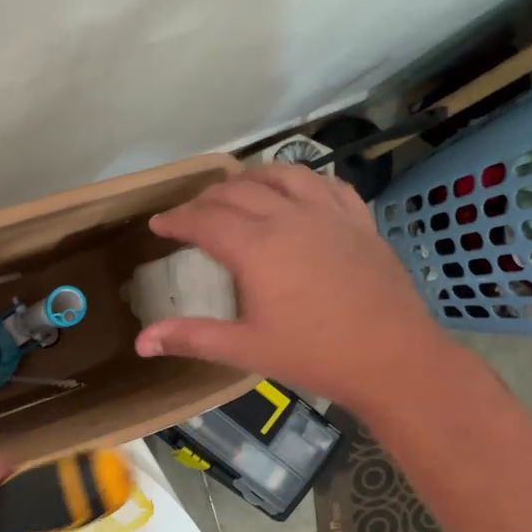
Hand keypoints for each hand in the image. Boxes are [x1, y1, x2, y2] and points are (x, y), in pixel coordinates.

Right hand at [136, 163, 452, 406]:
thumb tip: (141, 342)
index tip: (158, 224)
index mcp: (257, 247)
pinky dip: (302, 181)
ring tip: (237, 189)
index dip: (177, 220)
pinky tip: (298, 191)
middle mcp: (290, 217)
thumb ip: (191, 337)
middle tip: (191, 213)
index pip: (205, 220)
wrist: (391, 356)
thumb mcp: (245, 348)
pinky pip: (327, 184)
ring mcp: (330, 214)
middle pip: (239, 192)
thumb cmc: (313, 355)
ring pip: (283, 175)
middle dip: (207, 198)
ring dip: (252, 178)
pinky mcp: (359, 221)